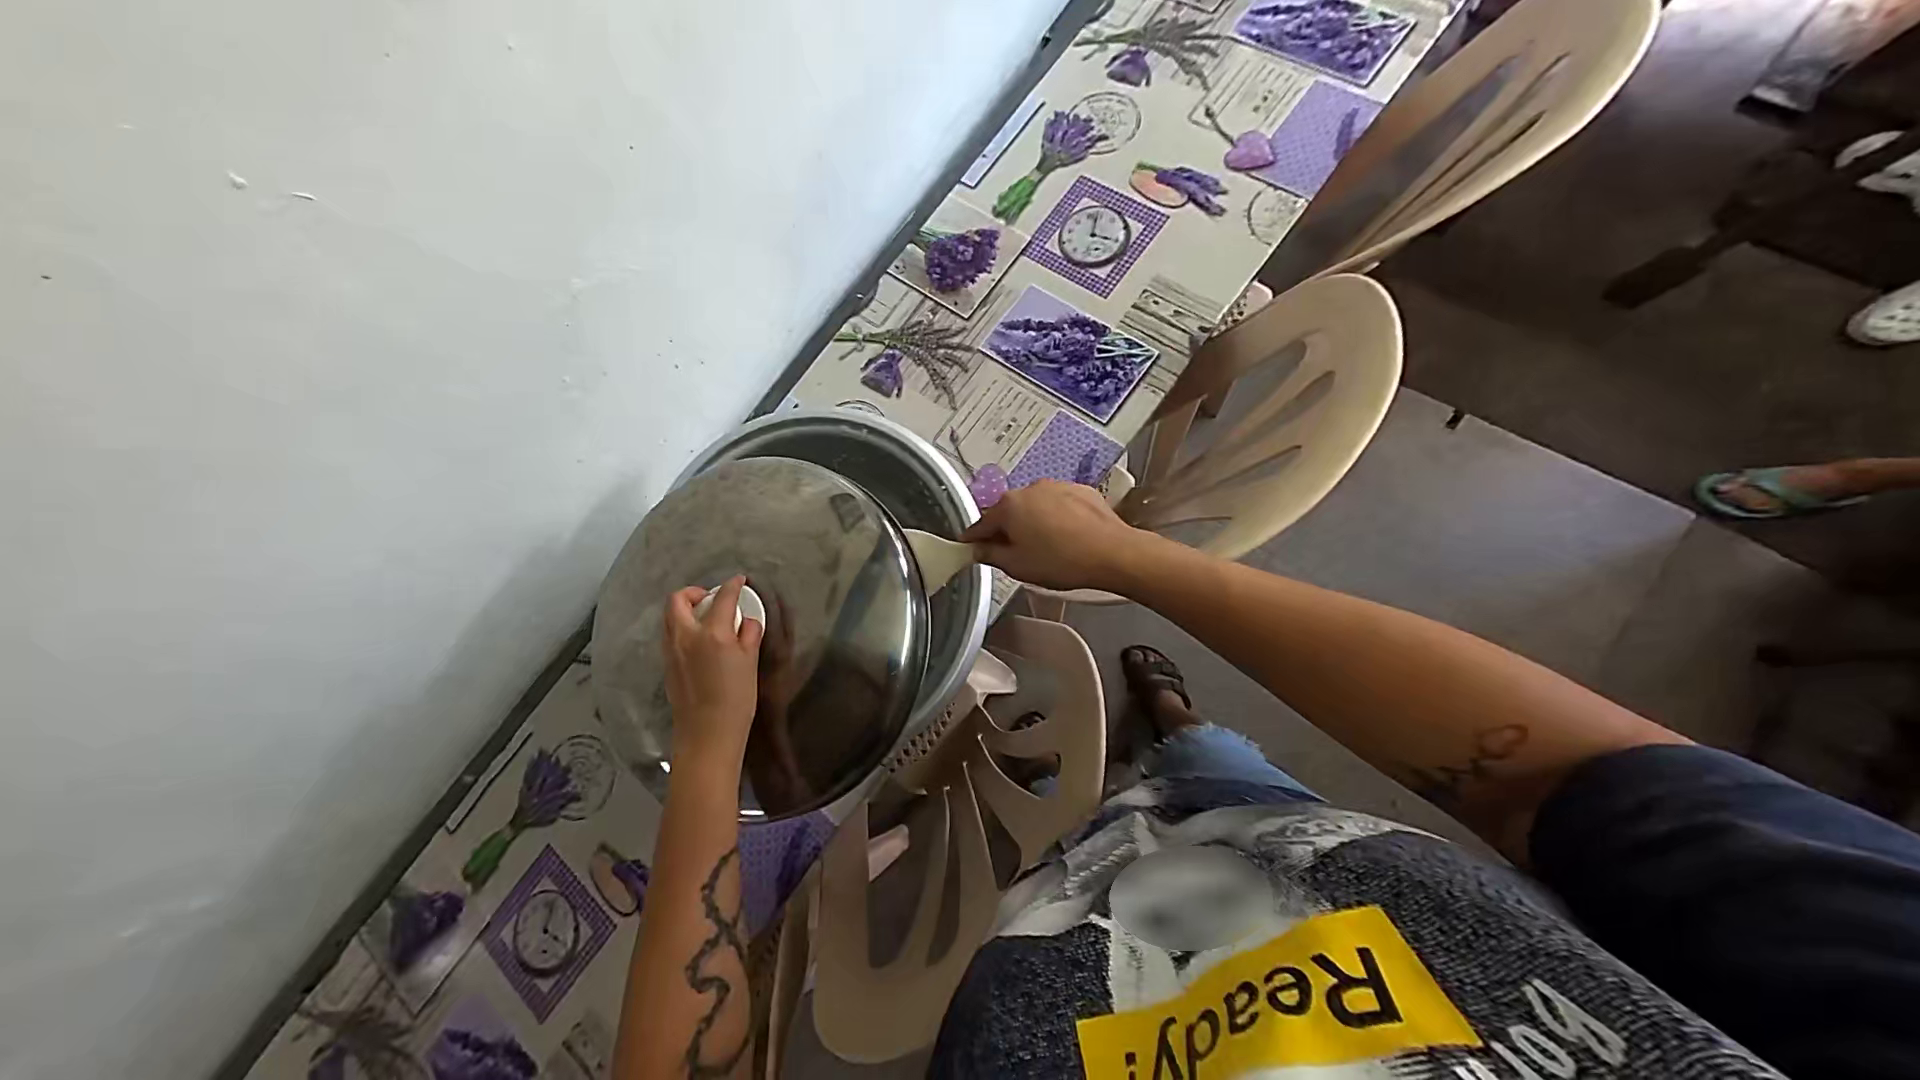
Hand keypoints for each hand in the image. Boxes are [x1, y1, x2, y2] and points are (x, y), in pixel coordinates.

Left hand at [662, 576, 763, 768]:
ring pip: (670, 618)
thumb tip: (746, 622)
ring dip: (686, 610)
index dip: (732, 585)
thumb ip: (749, 635)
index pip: (722, 598)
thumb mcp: (750, 663)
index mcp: (712, 633)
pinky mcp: (668, 666)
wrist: (707, 735)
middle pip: (679, 600)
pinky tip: (701, 642)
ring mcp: (672, 652)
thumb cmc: (736, 700)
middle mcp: (686, 637)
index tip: (739, 581)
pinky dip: (683, 628)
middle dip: (695, 593)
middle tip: (713, 598)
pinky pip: (671, 635)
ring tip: (707, 619)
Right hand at [960, 480, 1154, 591]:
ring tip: (1045, 548)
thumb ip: (990, 554)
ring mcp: (1056, 486)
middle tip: (1014, 556)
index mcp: (1008, 506)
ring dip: (1033, 522)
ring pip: (1034, 506)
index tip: (972, 550)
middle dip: (1007, 531)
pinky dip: (1056, 517)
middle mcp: (1029, 488)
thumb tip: (977, 549)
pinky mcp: (1079, 490)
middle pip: (1008, 512)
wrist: (1112, 552)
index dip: (973, 540)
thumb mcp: (1017, 566)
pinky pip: (1058, 504)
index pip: (980, 524)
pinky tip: (1066, 538)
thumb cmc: (1061, 561)